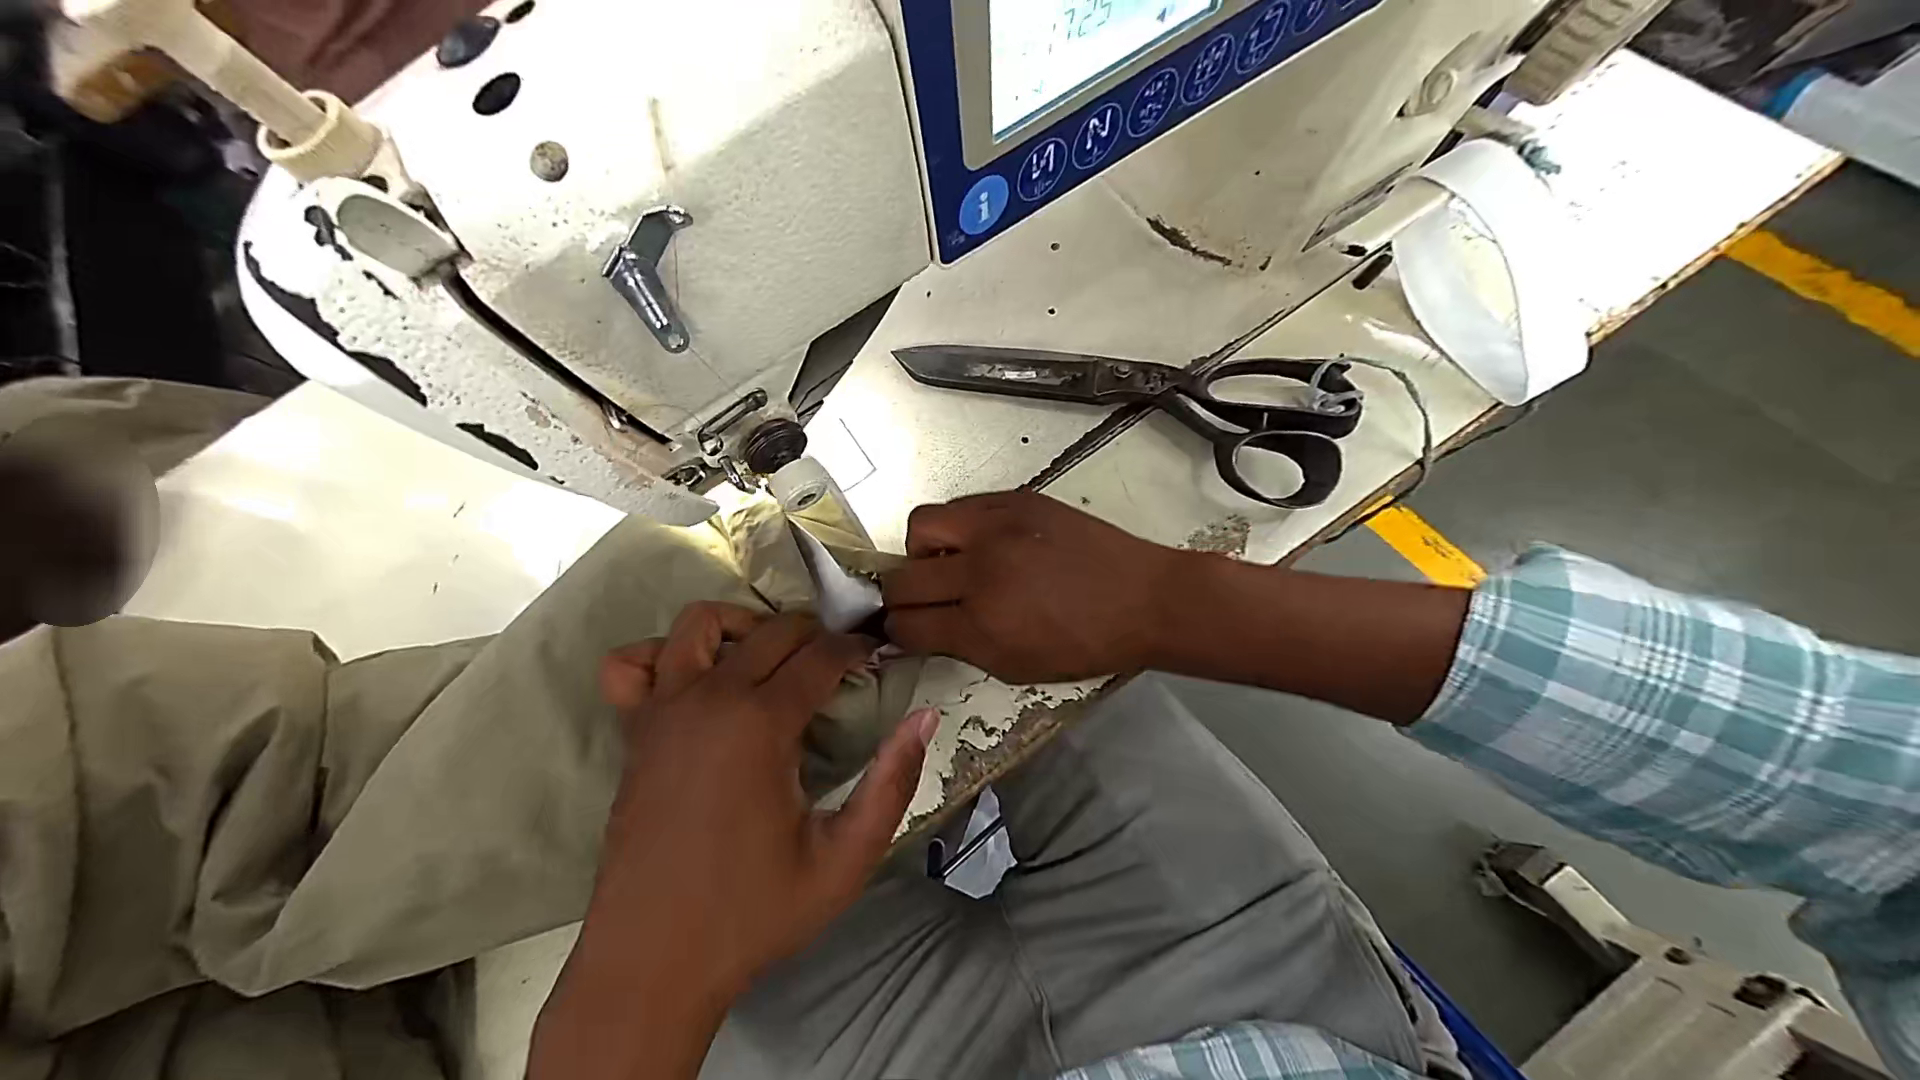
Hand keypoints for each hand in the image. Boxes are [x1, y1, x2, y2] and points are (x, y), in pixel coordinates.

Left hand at [528, 603, 936, 1079]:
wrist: (653, 963)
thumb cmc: (754, 912)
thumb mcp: (845, 859)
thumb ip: (893, 782)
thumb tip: (925, 717)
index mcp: (761, 725)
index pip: (821, 656)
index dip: (857, 650)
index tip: (877, 657)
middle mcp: (709, 700)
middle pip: (772, 631)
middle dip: (816, 636)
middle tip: (840, 664)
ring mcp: (662, 712)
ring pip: (699, 624)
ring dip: (744, 625)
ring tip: (772, 658)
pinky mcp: (634, 732)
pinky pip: (630, 666)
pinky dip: (660, 655)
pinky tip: (694, 679)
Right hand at [882, 491, 1190, 682]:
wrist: (1144, 598)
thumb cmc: (1087, 643)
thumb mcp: (1017, 667)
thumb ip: (962, 648)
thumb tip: (923, 633)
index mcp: (983, 624)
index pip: (907, 625)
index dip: (894, 632)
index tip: (899, 630)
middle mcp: (982, 571)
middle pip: (902, 579)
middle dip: (898, 597)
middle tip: (918, 601)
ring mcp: (998, 527)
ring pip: (921, 525)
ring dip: (921, 551)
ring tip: (948, 563)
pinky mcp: (1016, 500)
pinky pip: (962, 505)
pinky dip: (958, 528)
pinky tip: (982, 543)